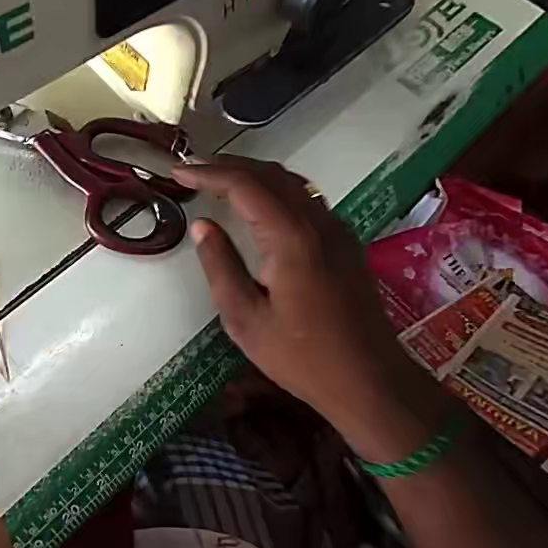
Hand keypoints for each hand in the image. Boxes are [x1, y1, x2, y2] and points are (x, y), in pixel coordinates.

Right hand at [172, 156, 443, 462]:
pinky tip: (256, 202)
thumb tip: (202, 226)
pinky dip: (273, 188)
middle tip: (191, 168)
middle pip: (269, 174)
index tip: (177, 173)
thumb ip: (220, 265)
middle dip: (227, 165)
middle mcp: (318, 222)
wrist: (370, 382)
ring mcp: (336, 230)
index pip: (244, 185)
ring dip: (252, 173)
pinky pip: (305, 198)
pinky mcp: (344, 243)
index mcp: (291, 237)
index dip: (208, 174)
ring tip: (217, 177)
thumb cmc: (302, 356)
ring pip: (291, 182)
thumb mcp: (244, 318)